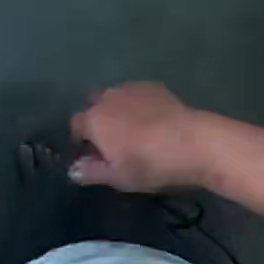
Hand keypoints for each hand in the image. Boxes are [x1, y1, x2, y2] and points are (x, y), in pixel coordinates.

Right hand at [68, 83, 207, 192]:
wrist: (190, 141)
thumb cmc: (148, 163)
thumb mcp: (117, 177)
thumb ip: (91, 172)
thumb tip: (73, 169)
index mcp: (94, 119)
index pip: (75, 124)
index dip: (80, 138)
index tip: (93, 154)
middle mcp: (108, 97)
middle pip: (93, 103)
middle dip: (96, 118)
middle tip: (111, 140)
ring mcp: (131, 88)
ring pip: (115, 96)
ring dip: (117, 109)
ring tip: (134, 130)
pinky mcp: (153, 86)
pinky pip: (136, 94)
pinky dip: (138, 104)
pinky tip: (153, 120)